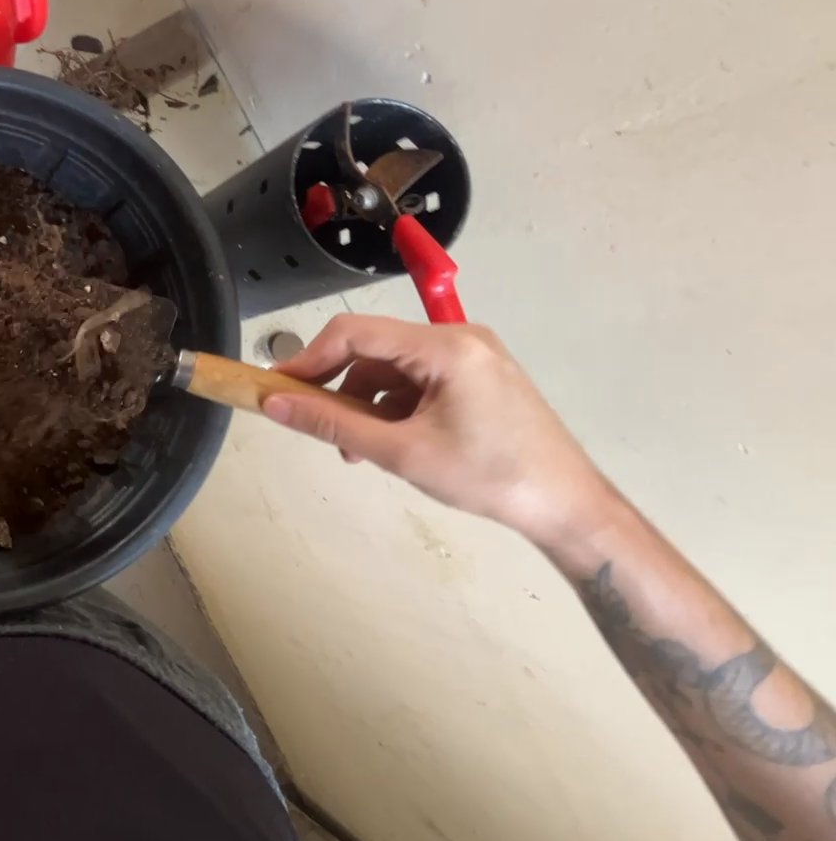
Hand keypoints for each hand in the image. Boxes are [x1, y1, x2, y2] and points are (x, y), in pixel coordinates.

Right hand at [265, 315, 621, 549]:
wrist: (569, 508)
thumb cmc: (487, 477)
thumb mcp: (398, 451)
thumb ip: (329, 423)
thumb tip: (272, 404)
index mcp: (445, 347)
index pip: (354, 332)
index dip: (307, 358)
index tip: (277, 389)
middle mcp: (458, 339)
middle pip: (370, 348)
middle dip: (335, 386)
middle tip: (309, 421)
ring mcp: (470, 357)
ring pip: (388, 368)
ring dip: (360, 403)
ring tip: (351, 448)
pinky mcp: (475, 377)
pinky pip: (412, 381)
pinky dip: (387, 407)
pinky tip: (382, 441)